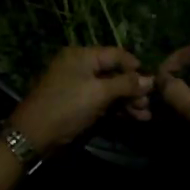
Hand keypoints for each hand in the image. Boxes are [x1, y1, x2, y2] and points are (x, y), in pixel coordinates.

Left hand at [9, 47, 152, 153]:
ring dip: (128, 101)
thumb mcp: (99, 93)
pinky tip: (134, 118)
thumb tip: (150, 79)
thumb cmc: (67, 106)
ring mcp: (78, 86)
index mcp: (82, 55)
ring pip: (109, 89)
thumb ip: (126, 84)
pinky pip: (101, 101)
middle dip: (134, 89)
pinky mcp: (77, 104)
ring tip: (145, 116)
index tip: (154, 83)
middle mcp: (80, 66)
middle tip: (150, 104)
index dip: (136, 68)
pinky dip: (116, 109)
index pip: (116, 54)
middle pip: (114, 73)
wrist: (35, 134)